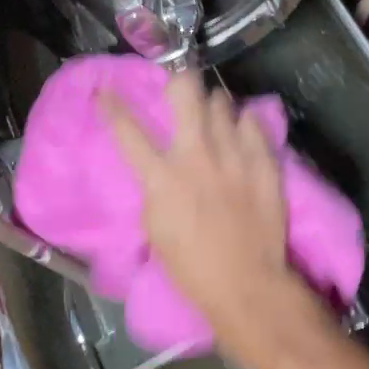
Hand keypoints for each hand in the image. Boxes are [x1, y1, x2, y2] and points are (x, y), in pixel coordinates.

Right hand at [101, 72, 294, 332]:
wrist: (248, 286)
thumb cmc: (193, 266)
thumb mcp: (156, 228)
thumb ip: (155, 189)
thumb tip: (159, 168)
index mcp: (163, 177)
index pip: (128, 131)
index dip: (112, 106)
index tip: (105, 91)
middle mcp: (197, 156)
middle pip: (186, 92)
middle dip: (179, 82)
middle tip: (180, 89)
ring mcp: (234, 155)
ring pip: (222, 102)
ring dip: (213, 105)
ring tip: (213, 115)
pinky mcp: (264, 162)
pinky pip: (252, 123)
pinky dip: (243, 124)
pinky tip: (241, 133)